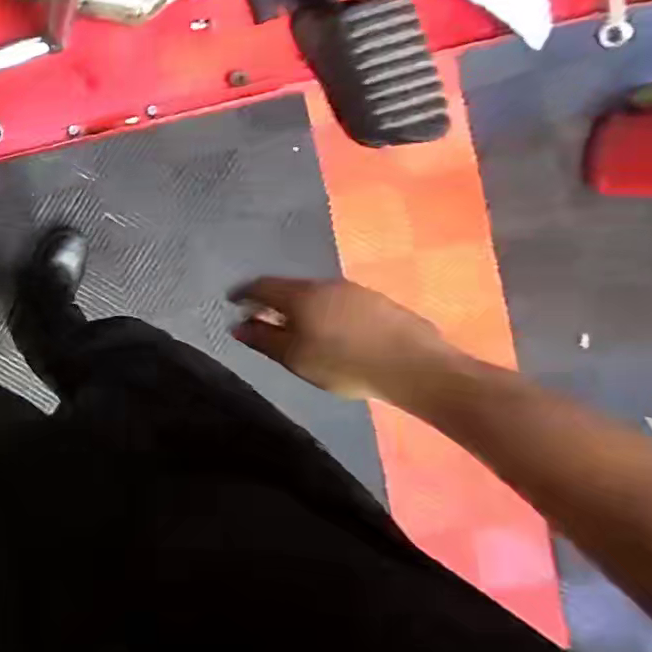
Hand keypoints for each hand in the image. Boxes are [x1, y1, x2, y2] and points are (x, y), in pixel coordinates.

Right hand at [229, 277, 467, 402]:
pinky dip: (327, 312)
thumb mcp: (296, 358)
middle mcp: (324, 284)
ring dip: (302, 306)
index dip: (245, 293)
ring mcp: (355, 290)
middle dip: (273, 300)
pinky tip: (335, 332)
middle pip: (289, 288)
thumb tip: (239, 326)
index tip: (234, 302)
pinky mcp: (379, 302)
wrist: (417, 367)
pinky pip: (341, 302)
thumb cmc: (345, 363)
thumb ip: (264, 340)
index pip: (262, 286)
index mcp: (299, 295)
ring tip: (300, 327)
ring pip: (317, 294)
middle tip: (264, 317)